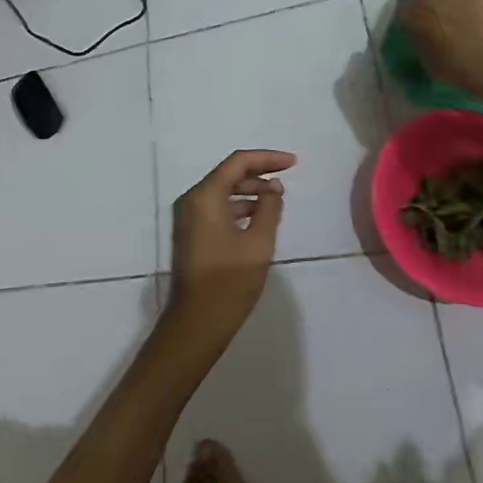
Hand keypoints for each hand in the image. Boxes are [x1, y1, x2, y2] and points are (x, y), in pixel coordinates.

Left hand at [168, 149, 295, 339]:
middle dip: (260, 173)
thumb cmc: (229, 282)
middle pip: (229, 174)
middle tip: (288, 180)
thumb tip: (273, 189)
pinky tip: (260, 217)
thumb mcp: (259, 242)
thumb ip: (269, 208)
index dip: (268, 158)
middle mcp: (192, 202)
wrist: (196, 324)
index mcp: (205, 197)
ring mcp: (189, 219)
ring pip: (224, 191)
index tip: (294, 163)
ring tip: (278, 200)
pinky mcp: (192, 235)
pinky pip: (218, 208)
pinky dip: (240, 206)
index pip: (239, 162)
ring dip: (251, 191)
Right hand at [400, 0, 482, 90]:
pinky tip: (482, 5)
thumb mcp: (425, 59)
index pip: (404, 9)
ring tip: (467, 11)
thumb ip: (419, 40)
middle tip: (446, 17)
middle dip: (433, 2)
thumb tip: (424, 36)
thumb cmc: (452, 66)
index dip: (415, 16)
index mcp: (408, 13)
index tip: (424, 25)